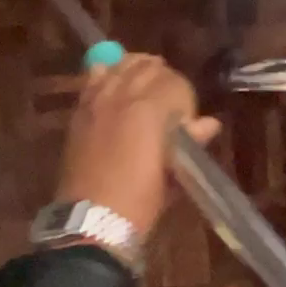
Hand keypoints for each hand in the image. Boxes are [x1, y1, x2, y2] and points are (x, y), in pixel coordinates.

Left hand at [55, 54, 219, 236]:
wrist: (91, 219)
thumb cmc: (139, 201)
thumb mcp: (172, 174)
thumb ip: (188, 143)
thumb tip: (207, 124)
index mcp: (148, 109)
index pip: (175, 83)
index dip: (186, 99)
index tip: (186, 122)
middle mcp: (120, 96)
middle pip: (146, 68)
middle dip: (163, 81)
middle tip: (170, 103)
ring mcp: (95, 102)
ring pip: (118, 67)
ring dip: (135, 70)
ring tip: (144, 85)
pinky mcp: (77, 113)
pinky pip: (92, 81)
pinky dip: (105, 76)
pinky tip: (111, 82)